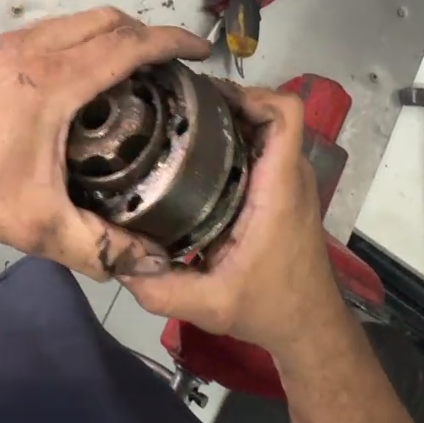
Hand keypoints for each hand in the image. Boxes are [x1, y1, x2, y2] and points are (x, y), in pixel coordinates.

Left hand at [0, 7, 209, 280]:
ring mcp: (12, 42)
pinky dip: (86, 37)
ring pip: (80, 19)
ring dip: (115, 33)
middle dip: (147, 33)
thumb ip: (101, 246)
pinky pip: (57, 28)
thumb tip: (155, 263)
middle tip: (173, 65)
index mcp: (52, 81)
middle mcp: (34, 49)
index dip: (170, 42)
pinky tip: (92, 72)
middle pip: (107, 20)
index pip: (125, 45)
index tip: (201, 50)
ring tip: (139, 67)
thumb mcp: (41, 227)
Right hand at [120, 83, 341, 361]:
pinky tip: (190, 156)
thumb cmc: (270, 309)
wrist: (310, 329)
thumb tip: (114, 261)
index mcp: (278, 186)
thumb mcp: (211, 305)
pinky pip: (259, 144)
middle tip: (173, 109)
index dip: (249, 93)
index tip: (201, 99)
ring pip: (262, 126)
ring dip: (225, 118)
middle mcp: (287, 173)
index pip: (284, 113)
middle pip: (266, 111)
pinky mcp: (280, 188)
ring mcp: (287, 179)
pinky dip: (230, 138)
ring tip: (176, 125)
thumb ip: (160, 288)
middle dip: (222, 101)